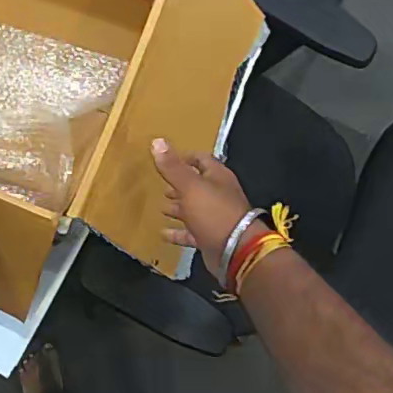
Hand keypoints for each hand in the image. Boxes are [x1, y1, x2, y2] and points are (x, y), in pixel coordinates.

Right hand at [153, 138, 259, 280]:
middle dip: (180, 185)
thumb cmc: (214, 212)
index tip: (167, 161)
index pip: (202, 160)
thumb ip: (172, 167)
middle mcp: (219, 195)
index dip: (185, 158)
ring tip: (162, 207)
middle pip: (197, 185)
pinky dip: (178, 232)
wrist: (236, 251)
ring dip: (179, 208)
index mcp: (217, 177)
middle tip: (163, 185)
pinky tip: (164, 233)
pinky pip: (191, 232)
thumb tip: (157, 141)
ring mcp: (216, 217)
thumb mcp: (190, 186)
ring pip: (194, 209)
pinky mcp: (211, 237)